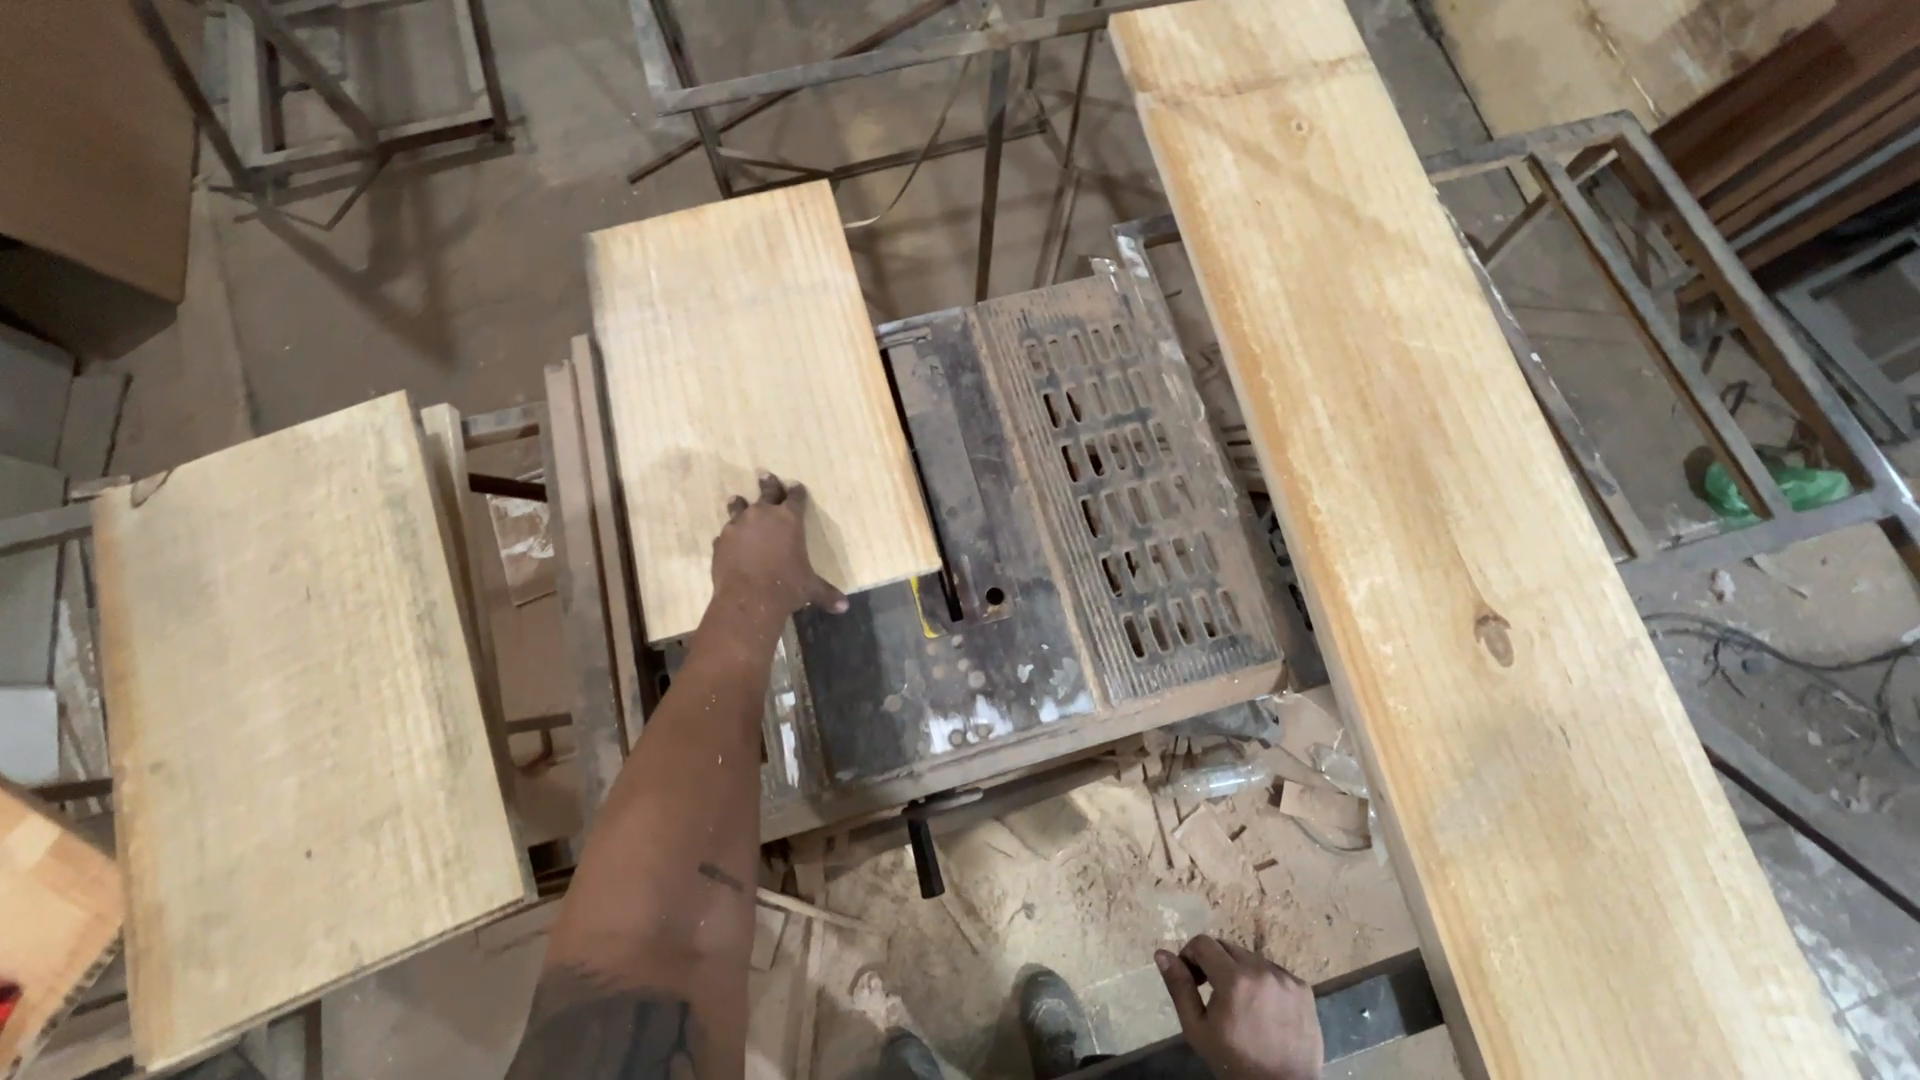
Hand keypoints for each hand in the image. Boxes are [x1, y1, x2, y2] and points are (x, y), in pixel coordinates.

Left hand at [712, 471, 849, 616]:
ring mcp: (739, 526)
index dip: (797, 492)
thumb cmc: (786, 587)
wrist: (749, 598)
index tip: (796, 486)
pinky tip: (727, 540)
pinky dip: (729, 536)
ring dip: (740, 504)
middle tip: (764, 473)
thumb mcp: (811, 589)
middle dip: (768, 483)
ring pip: (739, 507)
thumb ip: (826, 593)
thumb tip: (844, 607)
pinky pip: (725, 534)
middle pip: (766, 492)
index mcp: (790, 520)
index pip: (796, 499)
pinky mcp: (721, 540)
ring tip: (737, 499)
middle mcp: (764, 516)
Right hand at [1156, 935, 1321, 1079]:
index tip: (1192, 979)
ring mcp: (1285, 978)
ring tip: (1240, 1002)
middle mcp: (1261, 970)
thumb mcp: (1197, 1029)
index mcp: (1233, 979)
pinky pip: (1274, 972)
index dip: (1191, 956)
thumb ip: (1179, 987)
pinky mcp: (1303, 988)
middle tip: (1213, 992)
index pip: (1203, 943)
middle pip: (1227, 947)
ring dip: (1239, 971)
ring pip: (1251, 958)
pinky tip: (1263, 1007)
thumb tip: (1162, 953)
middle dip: (1214, 963)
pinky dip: (1263, 981)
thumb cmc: (1234, 1062)